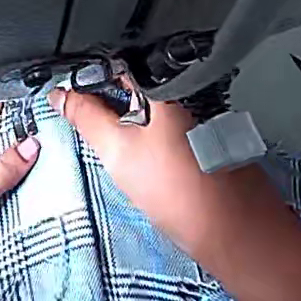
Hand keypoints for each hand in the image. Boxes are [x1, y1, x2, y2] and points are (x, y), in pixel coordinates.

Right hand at [51, 88, 300, 300]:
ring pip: (146, 97)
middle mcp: (183, 85)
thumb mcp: (118, 153)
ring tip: (104, 134)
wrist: (241, 239)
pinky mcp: (205, 126)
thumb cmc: (178, 192)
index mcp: (163, 81)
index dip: (84, 73)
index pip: (112, 61)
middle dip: (102, 93)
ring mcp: (197, 105)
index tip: (62, 89)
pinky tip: (138, 149)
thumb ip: (84, 117)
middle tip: (80, 116)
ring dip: (122, 110)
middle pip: (129, 77)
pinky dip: (145, 124)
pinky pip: (164, 113)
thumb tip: (58, 94)